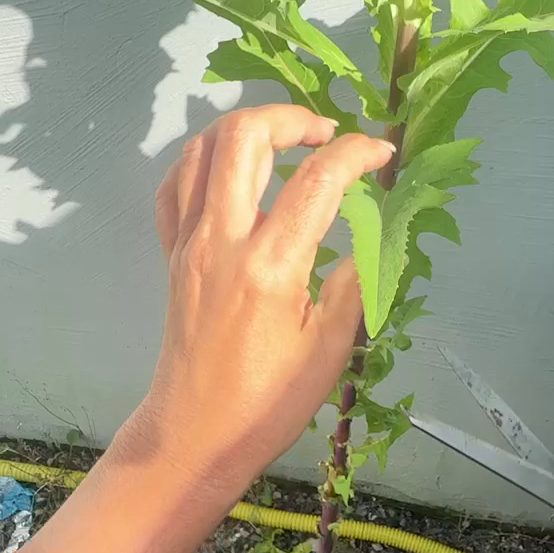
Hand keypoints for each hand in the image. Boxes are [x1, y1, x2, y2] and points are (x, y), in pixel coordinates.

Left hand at [116, 104, 394, 490]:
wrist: (195, 435)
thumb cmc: (268, 404)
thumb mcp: (329, 350)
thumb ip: (353, 285)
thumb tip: (366, 241)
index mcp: (271, 267)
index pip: (318, 180)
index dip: (356, 154)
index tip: (381, 154)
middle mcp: (222, 240)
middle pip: (243, 138)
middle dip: (291, 117)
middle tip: (326, 135)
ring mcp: (188, 244)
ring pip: (203, 150)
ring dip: (247, 131)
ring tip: (285, 145)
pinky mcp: (172, 255)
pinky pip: (177, 185)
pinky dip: (206, 161)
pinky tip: (233, 174)